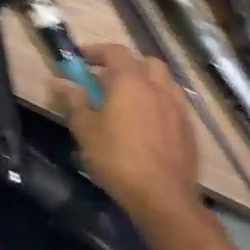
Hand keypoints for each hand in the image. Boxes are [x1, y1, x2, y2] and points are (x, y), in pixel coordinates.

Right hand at [51, 45, 200, 227]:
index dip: (97, 51)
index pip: (116, 52)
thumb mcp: (85, 128)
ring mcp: (179, 111)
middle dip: (128, 64)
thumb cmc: (117, 158)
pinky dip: (159, 104)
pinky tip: (146, 124)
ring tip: (129, 100)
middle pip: (148, 62)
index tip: (81, 59)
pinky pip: (175, 106)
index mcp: (131, 83)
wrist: (163, 198)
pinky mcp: (190, 132)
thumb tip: (59, 83)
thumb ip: (73, 101)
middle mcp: (159, 90)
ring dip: (147, 83)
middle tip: (108, 79)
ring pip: (166, 83)